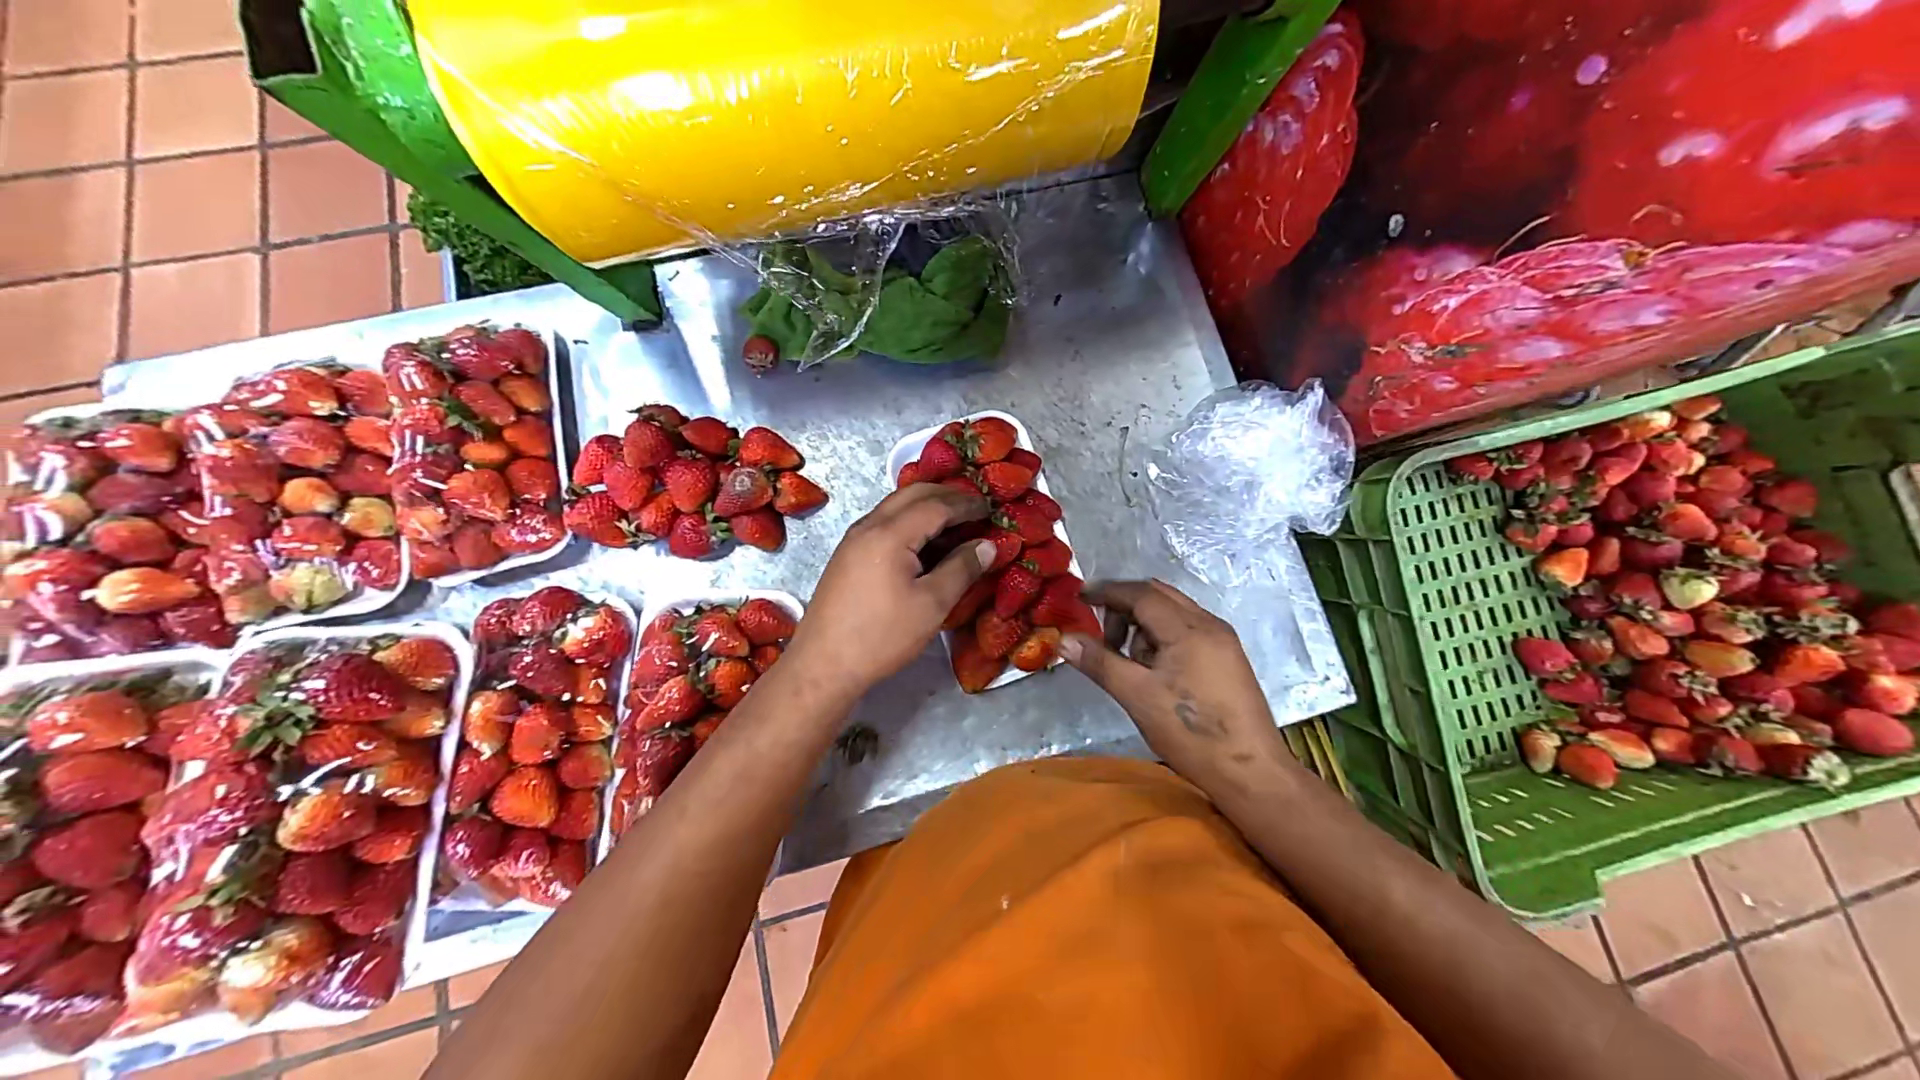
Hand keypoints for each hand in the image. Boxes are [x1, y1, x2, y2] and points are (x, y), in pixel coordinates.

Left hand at [786, 484, 994, 700]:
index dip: (966, 504)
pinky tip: (924, 544)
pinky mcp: (847, 556)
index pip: (936, 505)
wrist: (823, 664)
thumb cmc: (882, 636)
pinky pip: (884, 523)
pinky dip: (909, 522)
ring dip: (926, 507)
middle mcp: (868, 526)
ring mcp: (853, 539)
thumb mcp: (932, 605)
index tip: (992, 509)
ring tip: (955, 523)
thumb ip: (961, 569)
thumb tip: (986, 545)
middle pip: (912, 494)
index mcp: (890, 533)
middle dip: (946, 495)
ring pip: (895, 507)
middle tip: (975, 508)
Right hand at [1060, 580, 1290, 789]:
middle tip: (1102, 634)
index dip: (1108, 592)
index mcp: (1188, 629)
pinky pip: (1187, 630)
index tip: (1080, 597)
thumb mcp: (1137, 696)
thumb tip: (1064, 640)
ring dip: (1143, 625)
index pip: (1141, 594)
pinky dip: (1162, 637)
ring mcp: (1223, 641)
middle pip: (1159, 596)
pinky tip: (1153, 670)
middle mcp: (1210, 625)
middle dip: (1125, 607)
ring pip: (1173, 613)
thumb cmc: (1191, 733)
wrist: (1250, 773)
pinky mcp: (1227, 659)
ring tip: (1129, 662)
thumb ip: (1100, 662)